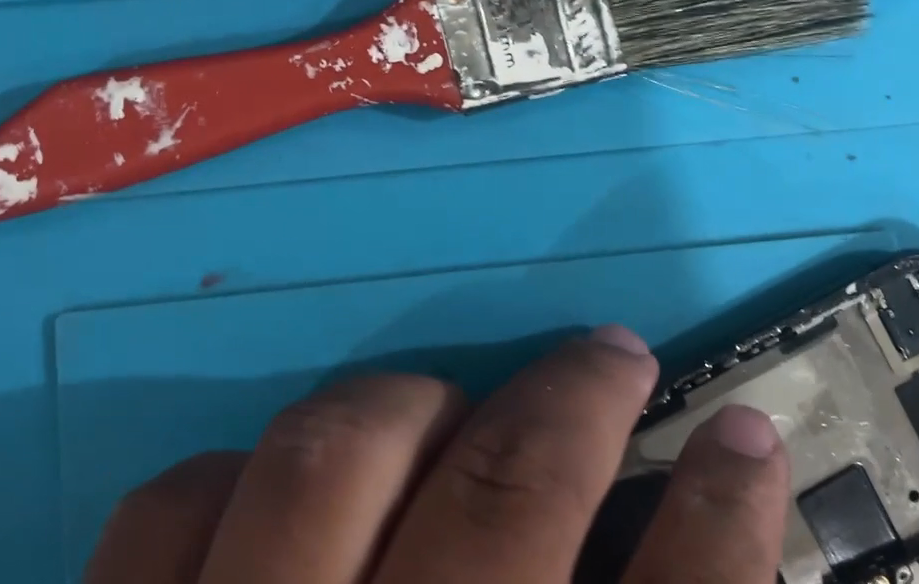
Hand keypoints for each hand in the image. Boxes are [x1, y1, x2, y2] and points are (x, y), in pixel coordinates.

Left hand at [84, 326, 790, 583]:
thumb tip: (703, 572)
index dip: (726, 515)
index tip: (745, 440)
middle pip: (511, 497)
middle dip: (581, 401)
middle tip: (615, 356)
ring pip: (334, 462)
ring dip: (418, 403)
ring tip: (461, 405)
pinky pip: (172, 514)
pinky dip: (246, 471)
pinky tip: (291, 487)